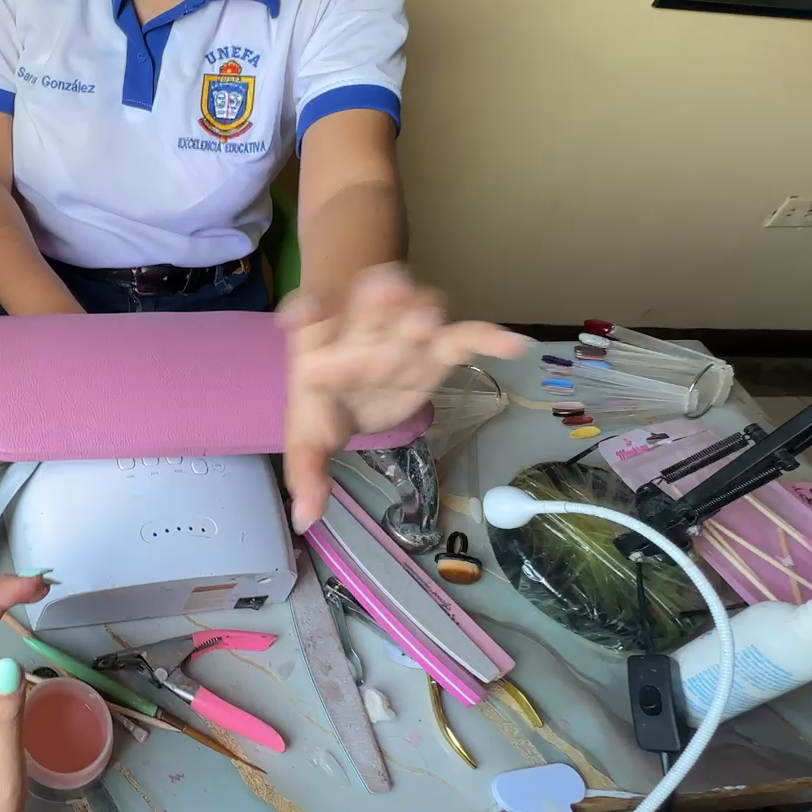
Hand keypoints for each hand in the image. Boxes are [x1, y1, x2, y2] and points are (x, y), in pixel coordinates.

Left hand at [280, 263, 528, 532]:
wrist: (349, 388)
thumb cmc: (323, 409)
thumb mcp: (307, 444)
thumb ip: (306, 473)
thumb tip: (304, 519)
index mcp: (316, 347)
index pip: (308, 319)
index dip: (305, 311)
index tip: (299, 312)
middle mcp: (359, 332)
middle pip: (368, 302)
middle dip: (376, 298)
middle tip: (385, 292)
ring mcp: (400, 336)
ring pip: (416, 309)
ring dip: (420, 311)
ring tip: (425, 325)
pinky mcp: (436, 350)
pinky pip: (463, 338)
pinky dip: (485, 337)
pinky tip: (511, 344)